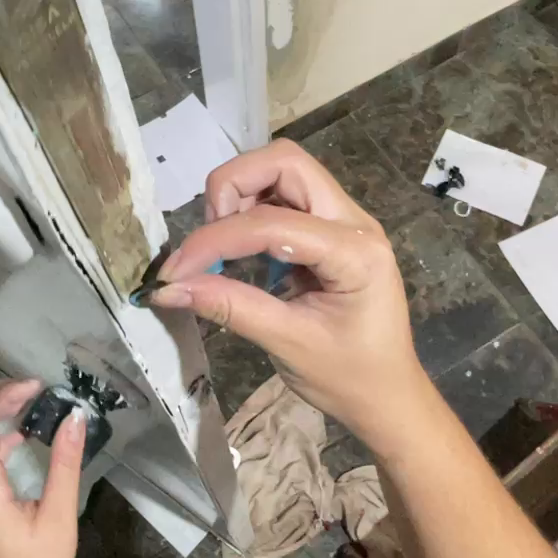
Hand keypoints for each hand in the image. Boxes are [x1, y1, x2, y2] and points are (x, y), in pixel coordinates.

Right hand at [150, 139, 429, 441]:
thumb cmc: (349, 377)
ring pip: (284, 171)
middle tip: (208, 239)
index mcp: (355, 253)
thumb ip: (230, 307)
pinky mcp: (331, 230)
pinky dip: (253, 212)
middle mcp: (354, 221)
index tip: (175, 272)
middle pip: (284, 162)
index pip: (271, 223)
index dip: (214, 240)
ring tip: (221, 247)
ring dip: (242, 195)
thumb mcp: (288, 344)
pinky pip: (287, 197)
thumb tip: (168, 289)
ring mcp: (345, 220)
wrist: (388, 395)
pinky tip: (240, 251)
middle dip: (233, 187)